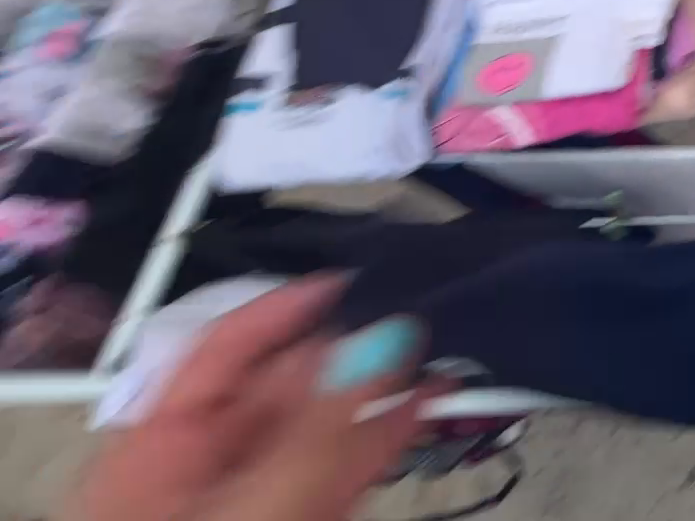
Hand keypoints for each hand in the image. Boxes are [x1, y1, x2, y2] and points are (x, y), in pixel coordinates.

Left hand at [65, 275, 449, 520]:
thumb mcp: (250, 519)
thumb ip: (316, 433)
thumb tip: (382, 338)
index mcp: (162, 457)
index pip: (220, 354)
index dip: (286, 308)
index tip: (363, 277)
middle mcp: (216, 462)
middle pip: (292, 378)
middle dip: (363, 343)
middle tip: (432, 316)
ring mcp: (268, 487)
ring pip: (336, 411)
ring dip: (395, 378)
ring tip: (453, 347)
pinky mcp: (312, 508)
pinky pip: (360, 449)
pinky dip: (402, 419)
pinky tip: (442, 394)